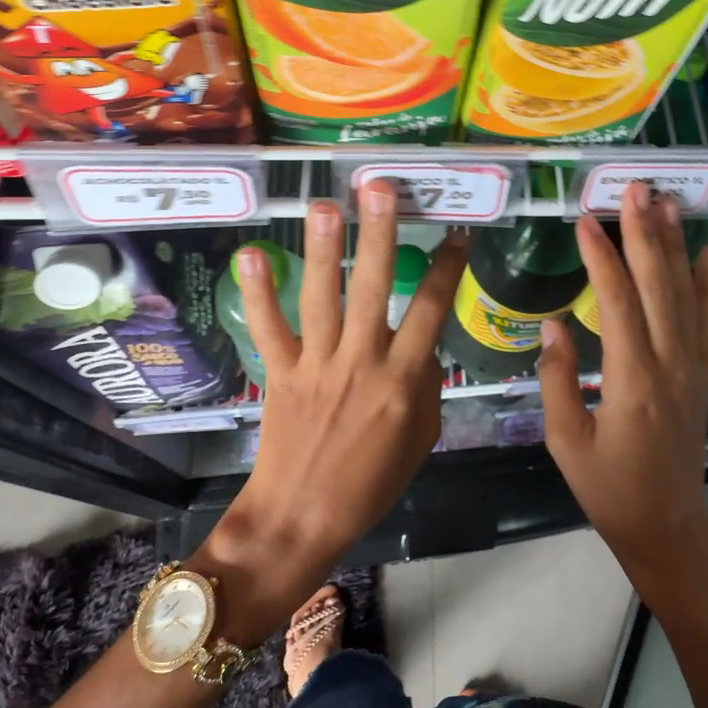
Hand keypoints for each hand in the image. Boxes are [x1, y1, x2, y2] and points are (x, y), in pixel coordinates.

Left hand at [216, 181, 467, 594]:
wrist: (303, 519)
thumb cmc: (372, 482)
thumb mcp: (421, 437)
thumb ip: (425, 384)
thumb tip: (421, 342)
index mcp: (403, 379)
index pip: (433, 309)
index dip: (448, 266)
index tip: (457, 232)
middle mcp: (362, 361)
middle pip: (374, 288)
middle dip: (379, 235)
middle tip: (382, 188)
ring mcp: (317, 364)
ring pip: (321, 298)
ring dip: (321, 249)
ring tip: (324, 204)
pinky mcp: (279, 373)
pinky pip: (269, 329)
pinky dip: (258, 293)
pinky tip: (250, 254)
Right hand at [539, 182, 707, 575]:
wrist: (667, 523)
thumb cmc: (609, 487)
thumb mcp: (566, 442)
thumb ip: (557, 380)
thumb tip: (554, 323)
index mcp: (631, 380)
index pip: (616, 302)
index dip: (601, 257)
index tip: (586, 218)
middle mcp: (669, 363)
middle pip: (658, 285)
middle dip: (645, 232)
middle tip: (636, 188)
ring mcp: (692, 365)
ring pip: (686, 293)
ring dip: (675, 245)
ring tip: (667, 202)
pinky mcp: (703, 372)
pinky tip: (707, 251)